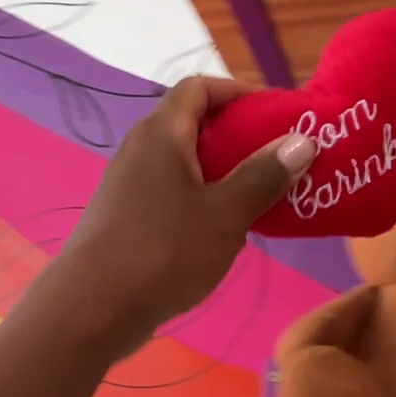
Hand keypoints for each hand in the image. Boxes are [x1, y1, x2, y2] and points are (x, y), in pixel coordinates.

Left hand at [50, 77, 317, 355]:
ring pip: (180, 168)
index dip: (237, 93)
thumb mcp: (226, 214)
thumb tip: (301, 140)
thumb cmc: (164, 251)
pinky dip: (197, 204)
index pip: (198, 88)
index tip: (274, 118)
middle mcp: (138, 152)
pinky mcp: (123, 222)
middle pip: (190, 127)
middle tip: (275, 164)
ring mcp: (126, 188)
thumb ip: (263, 175)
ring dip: (219, 177)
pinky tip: (219, 235)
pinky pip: (168, 198)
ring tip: (256, 202)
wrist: (94, 308)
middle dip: (235, 140)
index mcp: (161, 134)